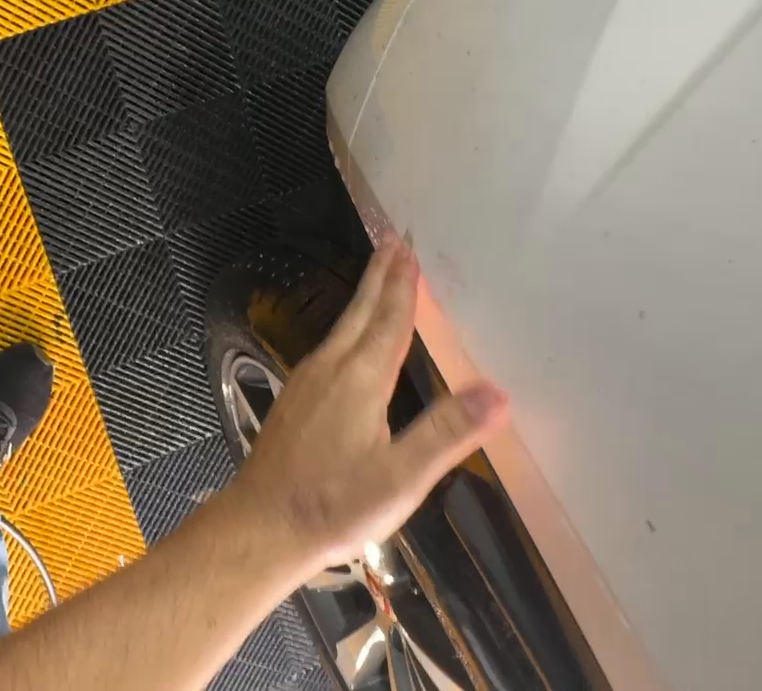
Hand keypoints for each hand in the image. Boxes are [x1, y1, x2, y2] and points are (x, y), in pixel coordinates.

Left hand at [218, 239, 509, 578]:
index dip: (402, 285)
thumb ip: (445, 433)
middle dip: (379, 275)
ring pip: (343, 326)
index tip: (408, 249)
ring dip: (364, 296)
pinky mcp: (296, 396)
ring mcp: (308, 379)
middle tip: (393, 240)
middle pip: (361, 312)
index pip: (389, 321)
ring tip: (378, 275)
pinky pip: (330, 345)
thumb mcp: (400, 478)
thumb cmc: (335, 504)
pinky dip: (349, 324)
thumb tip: (497, 392)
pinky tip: (351, 337)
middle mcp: (331, 367)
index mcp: (360, 379)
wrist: (264, 521)